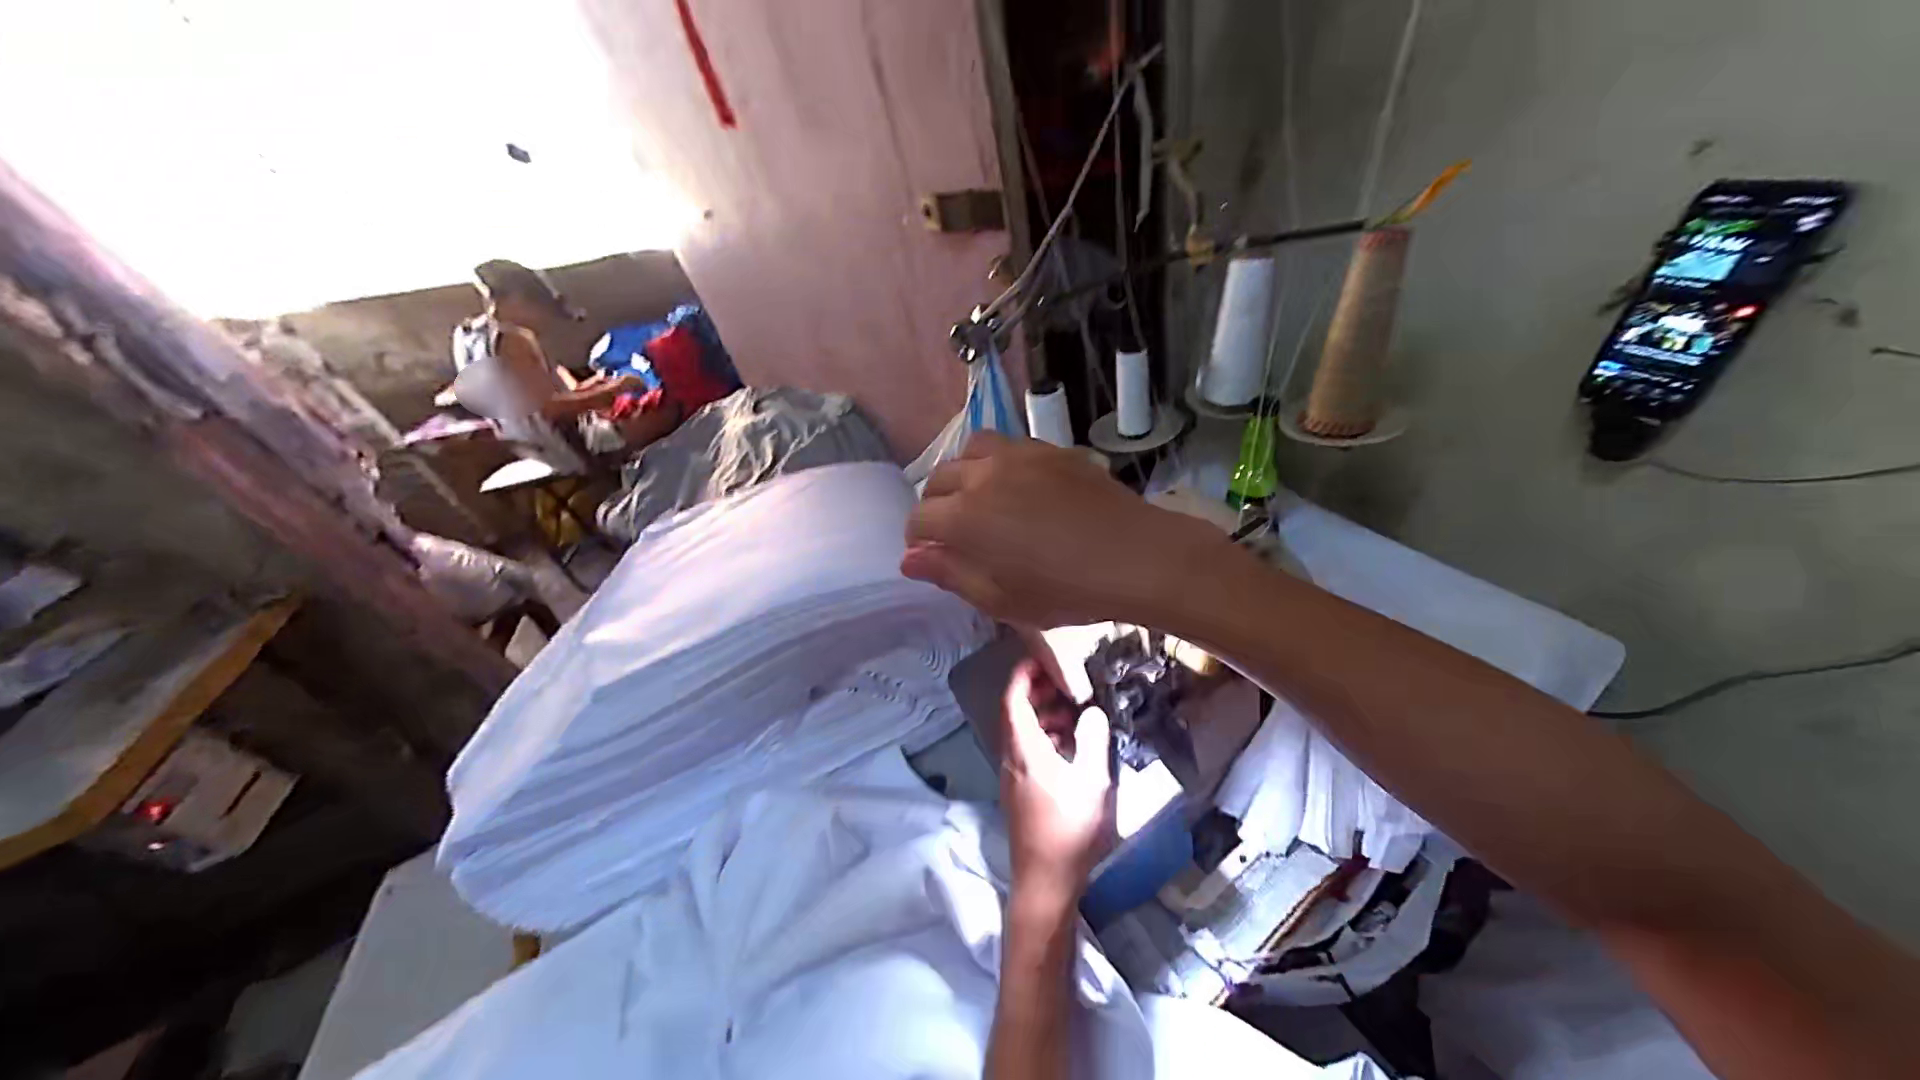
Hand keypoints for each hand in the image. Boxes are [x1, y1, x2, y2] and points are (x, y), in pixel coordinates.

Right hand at [902, 432, 1233, 627]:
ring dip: (963, 473)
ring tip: (979, 496)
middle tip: (955, 531)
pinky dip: (997, 461)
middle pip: (938, 479)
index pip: (919, 519)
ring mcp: (1017, 455)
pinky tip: (1016, 484)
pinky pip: (1008, 445)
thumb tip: (909, 561)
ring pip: (970, 451)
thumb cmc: (1064, 590)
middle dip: (935, 505)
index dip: (918, 540)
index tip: (931, 555)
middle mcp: (982, 476)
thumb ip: (949, 575)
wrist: (1134, 556)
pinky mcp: (1049, 449)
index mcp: (963, 518)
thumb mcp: (1000, 599)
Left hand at [1000, 659, 1114, 893]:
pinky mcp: (1020, 792)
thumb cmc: (1069, 829)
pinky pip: (1028, 751)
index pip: (1013, 700)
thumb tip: (1091, 712)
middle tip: (1066, 684)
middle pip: (1016, 714)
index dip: (1023, 676)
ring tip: (1075, 714)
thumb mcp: (1092, 782)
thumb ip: (1092, 741)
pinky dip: (1045, 738)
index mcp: (1023, 749)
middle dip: (1037, 693)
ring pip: (1023, 734)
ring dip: (1044, 717)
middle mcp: (1011, 758)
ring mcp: (1013, 776)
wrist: (1045, 880)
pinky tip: (1070, 746)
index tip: (1041, 659)